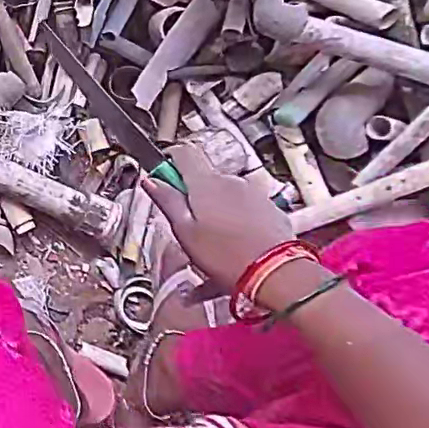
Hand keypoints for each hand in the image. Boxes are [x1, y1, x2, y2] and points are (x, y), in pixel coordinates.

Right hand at [141, 144, 294, 289]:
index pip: (183, 152)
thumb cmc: (226, 256)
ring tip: (213, 240)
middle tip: (187, 223)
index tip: (165, 182)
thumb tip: (150, 180)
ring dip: (214, 208)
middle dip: (192, 194)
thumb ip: (167, 200)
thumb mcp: (185, 231)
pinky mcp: (270, 208)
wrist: (278, 275)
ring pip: (224, 193)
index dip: (170, 161)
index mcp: (205, 182)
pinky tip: (234, 243)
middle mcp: (230, 181)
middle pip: (203, 176)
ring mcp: (253, 193)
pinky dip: (235, 219)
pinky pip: (244, 207)